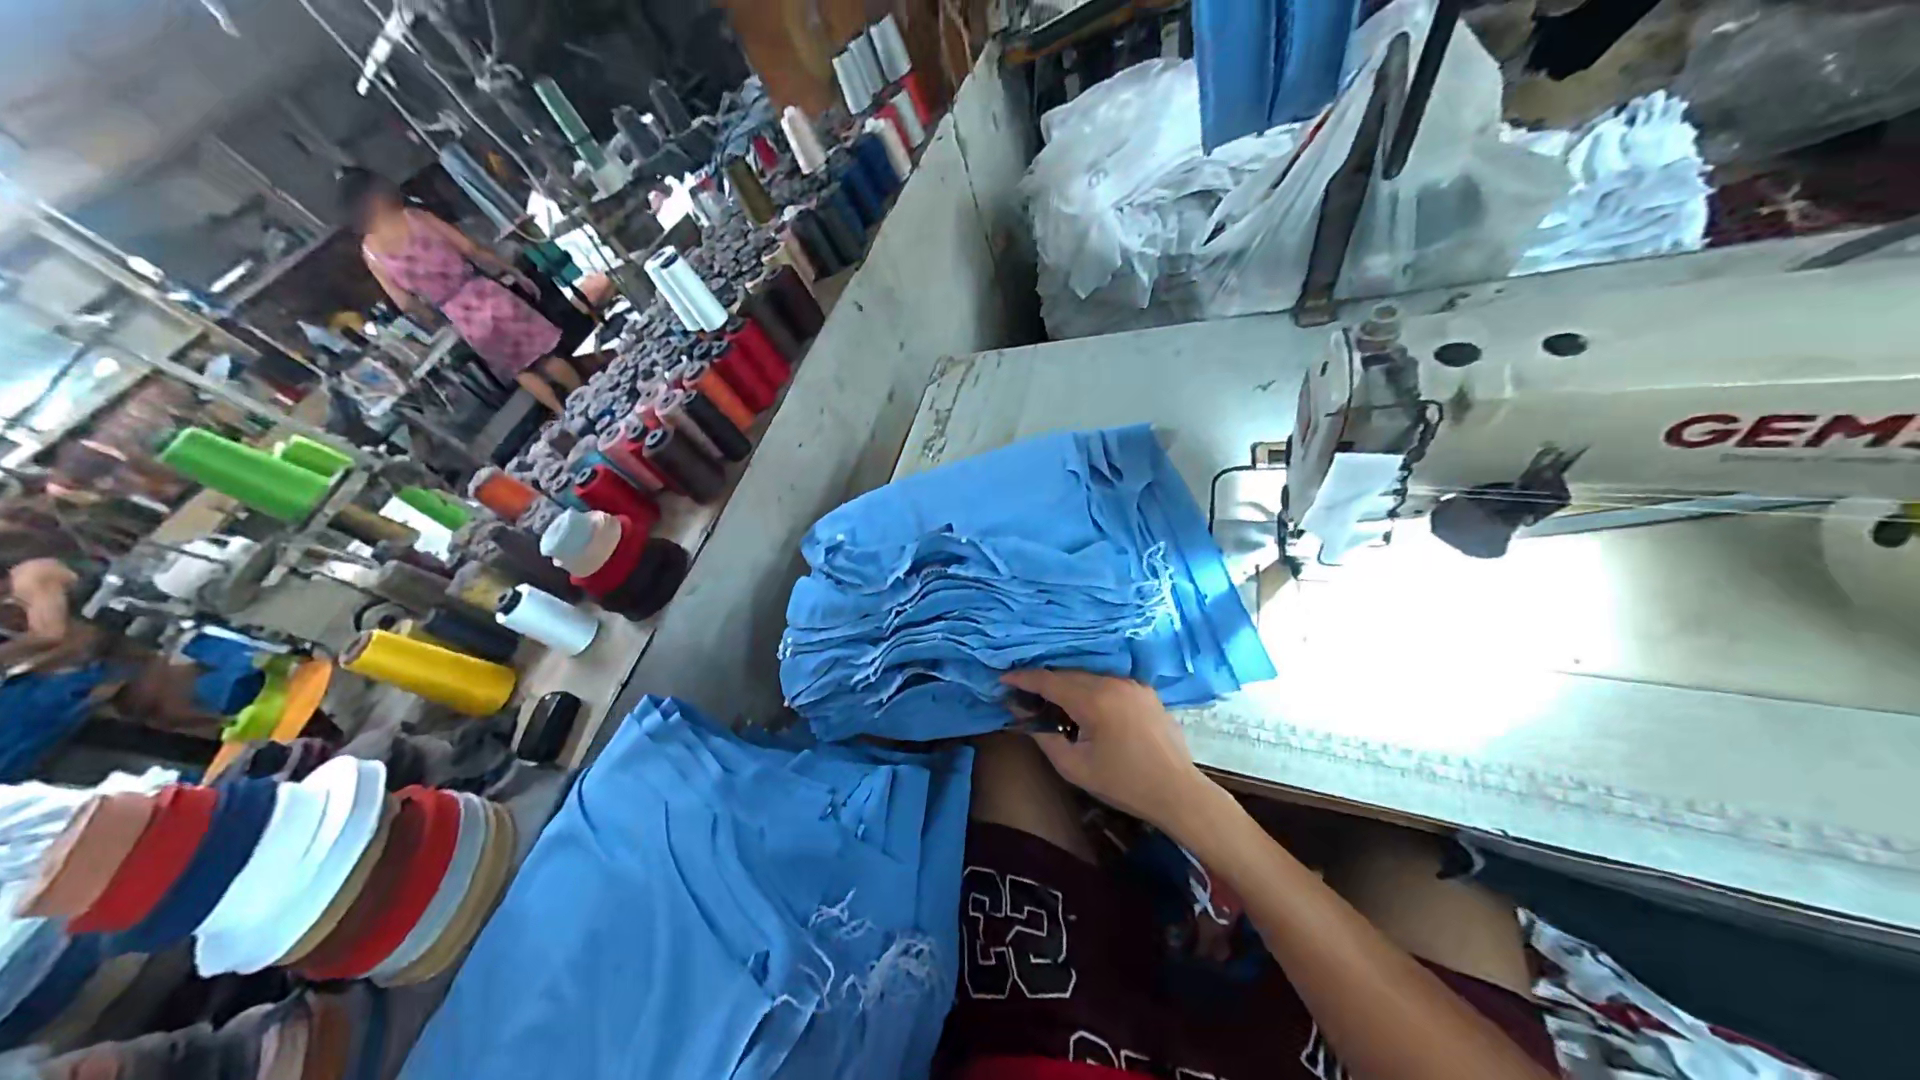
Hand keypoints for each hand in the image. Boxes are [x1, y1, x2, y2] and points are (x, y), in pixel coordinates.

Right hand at [1002, 669, 1222, 833]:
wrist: (1177, 792)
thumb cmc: (1123, 784)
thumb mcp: (1074, 766)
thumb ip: (1045, 736)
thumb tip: (1023, 715)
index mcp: (1095, 699)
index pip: (1049, 680)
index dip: (1023, 678)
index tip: (1003, 680)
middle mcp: (1114, 682)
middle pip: (1068, 674)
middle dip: (1044, 682)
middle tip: (1024, 697)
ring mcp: (1133, 684)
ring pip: (1089, 677)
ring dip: (1067, 686)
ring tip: (1052, 702)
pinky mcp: (1145, 692)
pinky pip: (1108, 683)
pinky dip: (1090, 689)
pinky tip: (1085, 708)